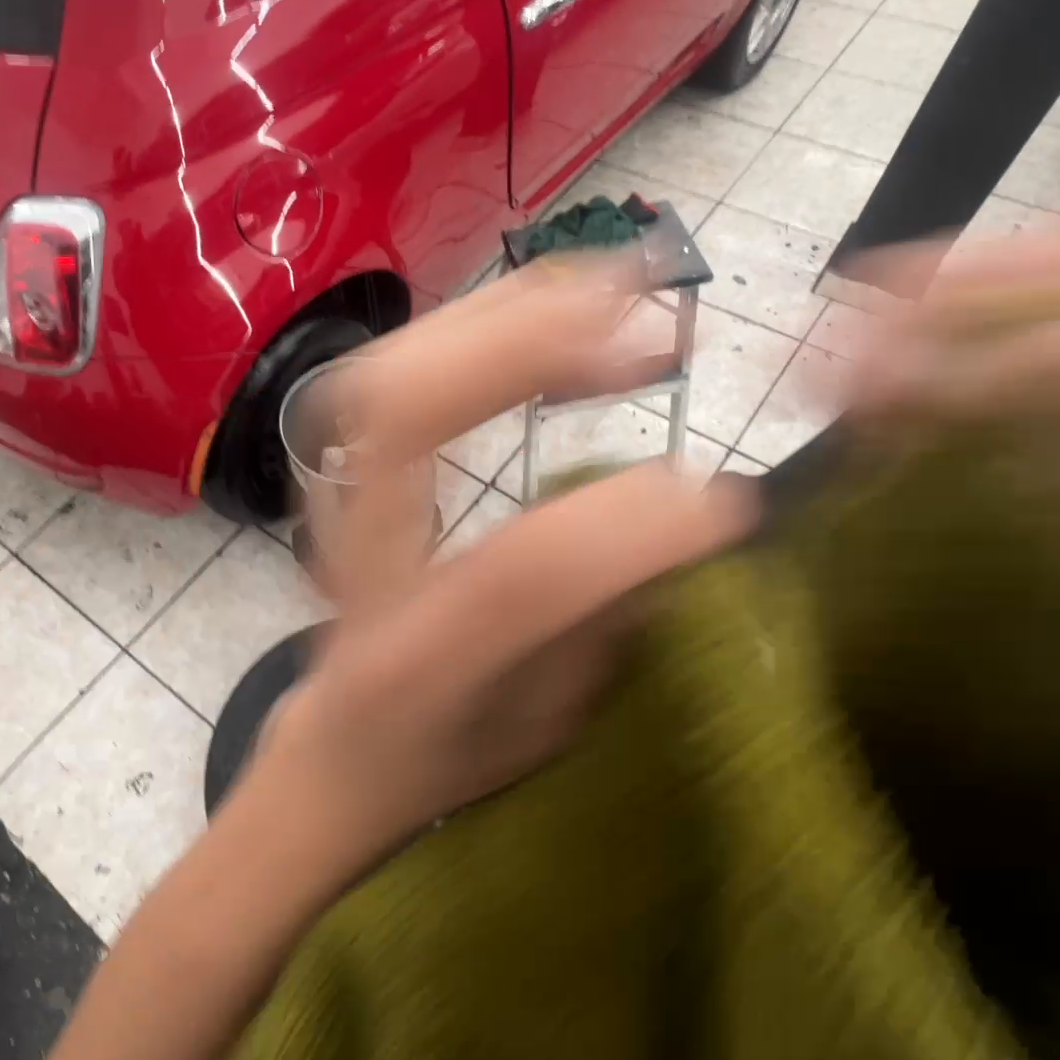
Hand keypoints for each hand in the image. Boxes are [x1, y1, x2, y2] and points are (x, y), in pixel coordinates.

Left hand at [232, 249, 758, 866]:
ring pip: (388, 370)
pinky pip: (399, 369)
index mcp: (411, 663)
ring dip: (505, 314)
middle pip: (400, 415)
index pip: (513, 575)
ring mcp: (337, 509)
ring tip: (612, 296)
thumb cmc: (440, 762)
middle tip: (639, 322)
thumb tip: (685, 523)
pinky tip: (556, 322)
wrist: (335, 750)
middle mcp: (356, 570)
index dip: (627, 529)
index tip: (725, 505)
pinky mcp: (347, 473)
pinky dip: (482, 326)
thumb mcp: (541, 734)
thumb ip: (604, 634)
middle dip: (524, 343)